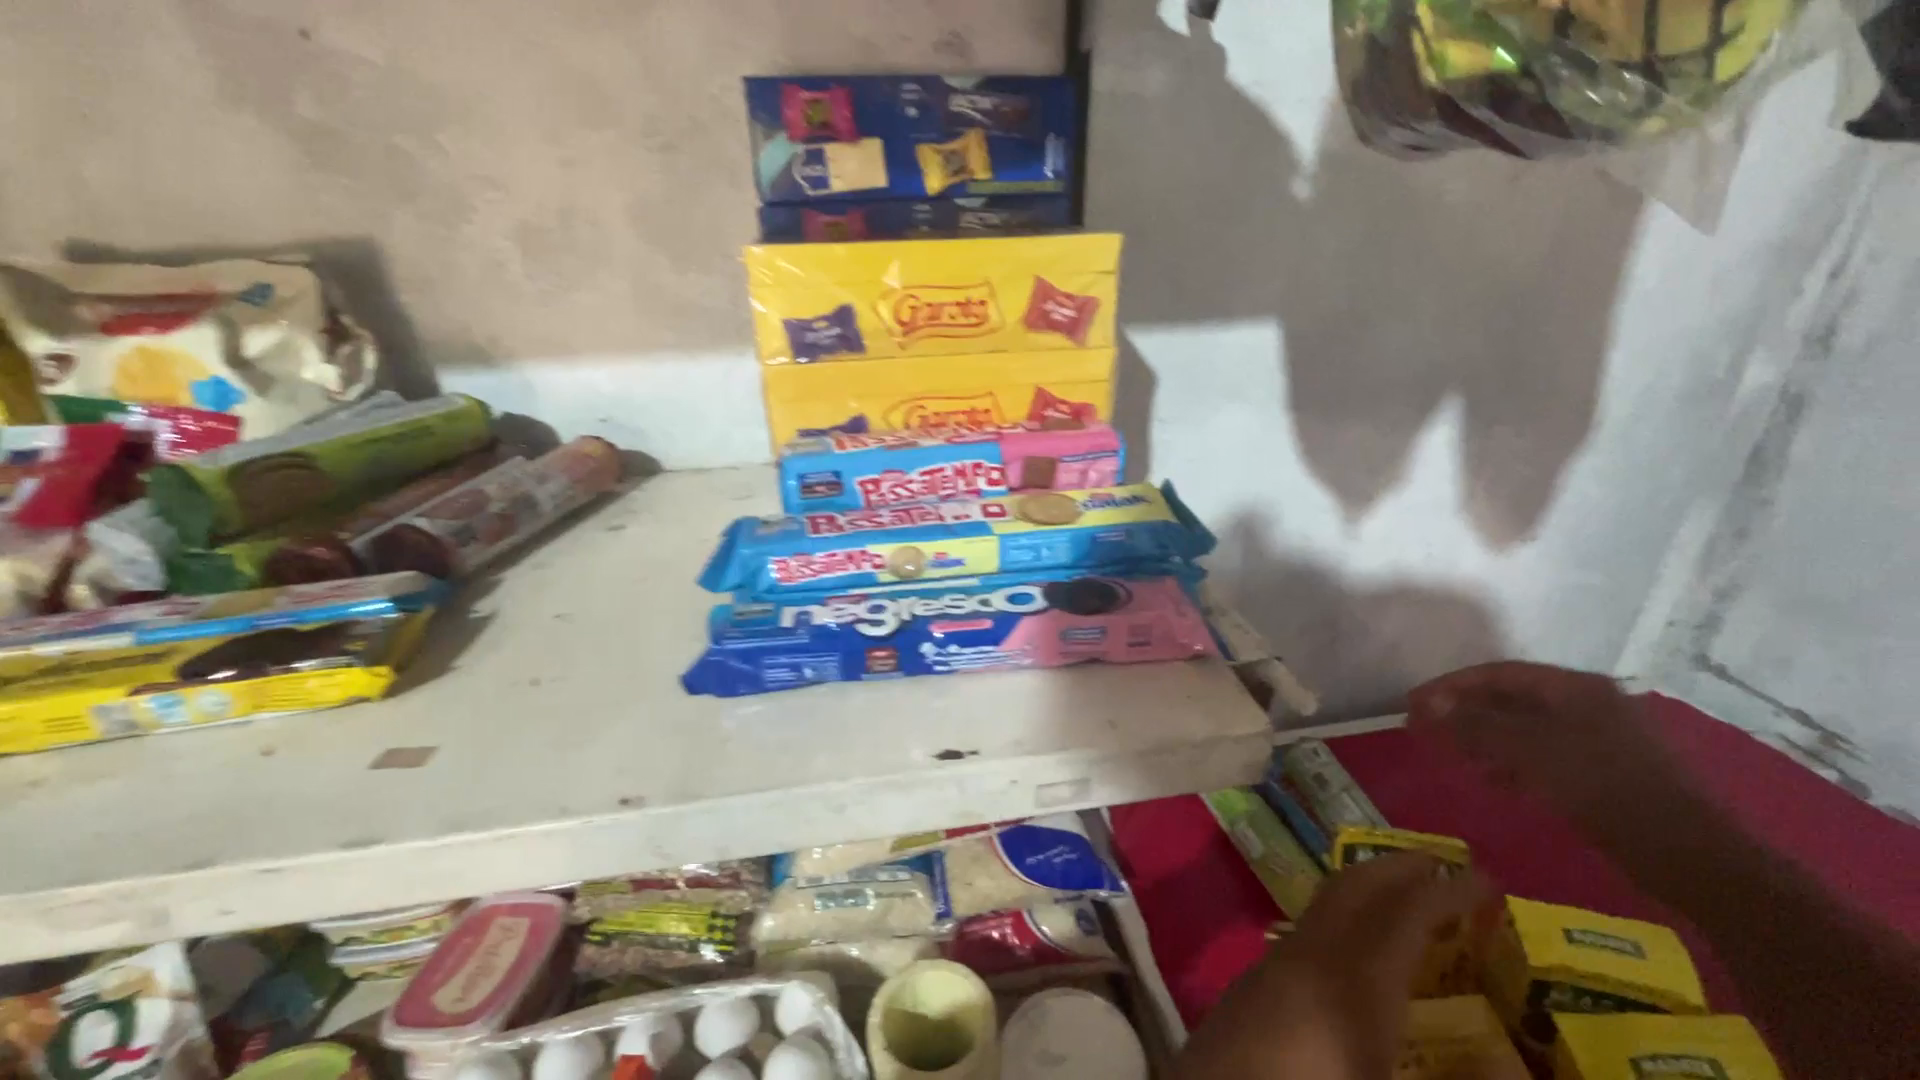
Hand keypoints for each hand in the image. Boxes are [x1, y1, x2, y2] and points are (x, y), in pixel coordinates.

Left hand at [1175, 852, 1486, 1079]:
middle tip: (1440, 867)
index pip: (1406, 912)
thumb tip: (1510, 1070)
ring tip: (1405, 909)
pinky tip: (1352, 964)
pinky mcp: (1246, 993)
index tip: (1488, 878)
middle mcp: (1306, 959)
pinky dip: (1339, 927)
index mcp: (1353, 983)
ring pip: (1322, 910)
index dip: (1449, 892)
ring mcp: (1268, 971)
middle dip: (1398, 870)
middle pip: (1354, 890)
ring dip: (1365, 896)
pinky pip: (1303, 937)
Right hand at [1406, 661, 1681, 818]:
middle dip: (1464, 712)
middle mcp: (1588, 704)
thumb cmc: (1602, 787)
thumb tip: (1428, 703)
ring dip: (1484, 739)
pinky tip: (1493, 781)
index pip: (1498, 674)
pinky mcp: (1605, 774)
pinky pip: (1543, 757)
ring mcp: (1600, 739)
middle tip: (1423, 729)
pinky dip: (1511, 763)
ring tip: (1450, 756)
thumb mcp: (1529, 750)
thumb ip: (1475, 724)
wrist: (1686, 852)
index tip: (1411, 704)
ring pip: (1526, 730)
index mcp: (1574, 687)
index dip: (1450, 686)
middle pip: (1511, 699)